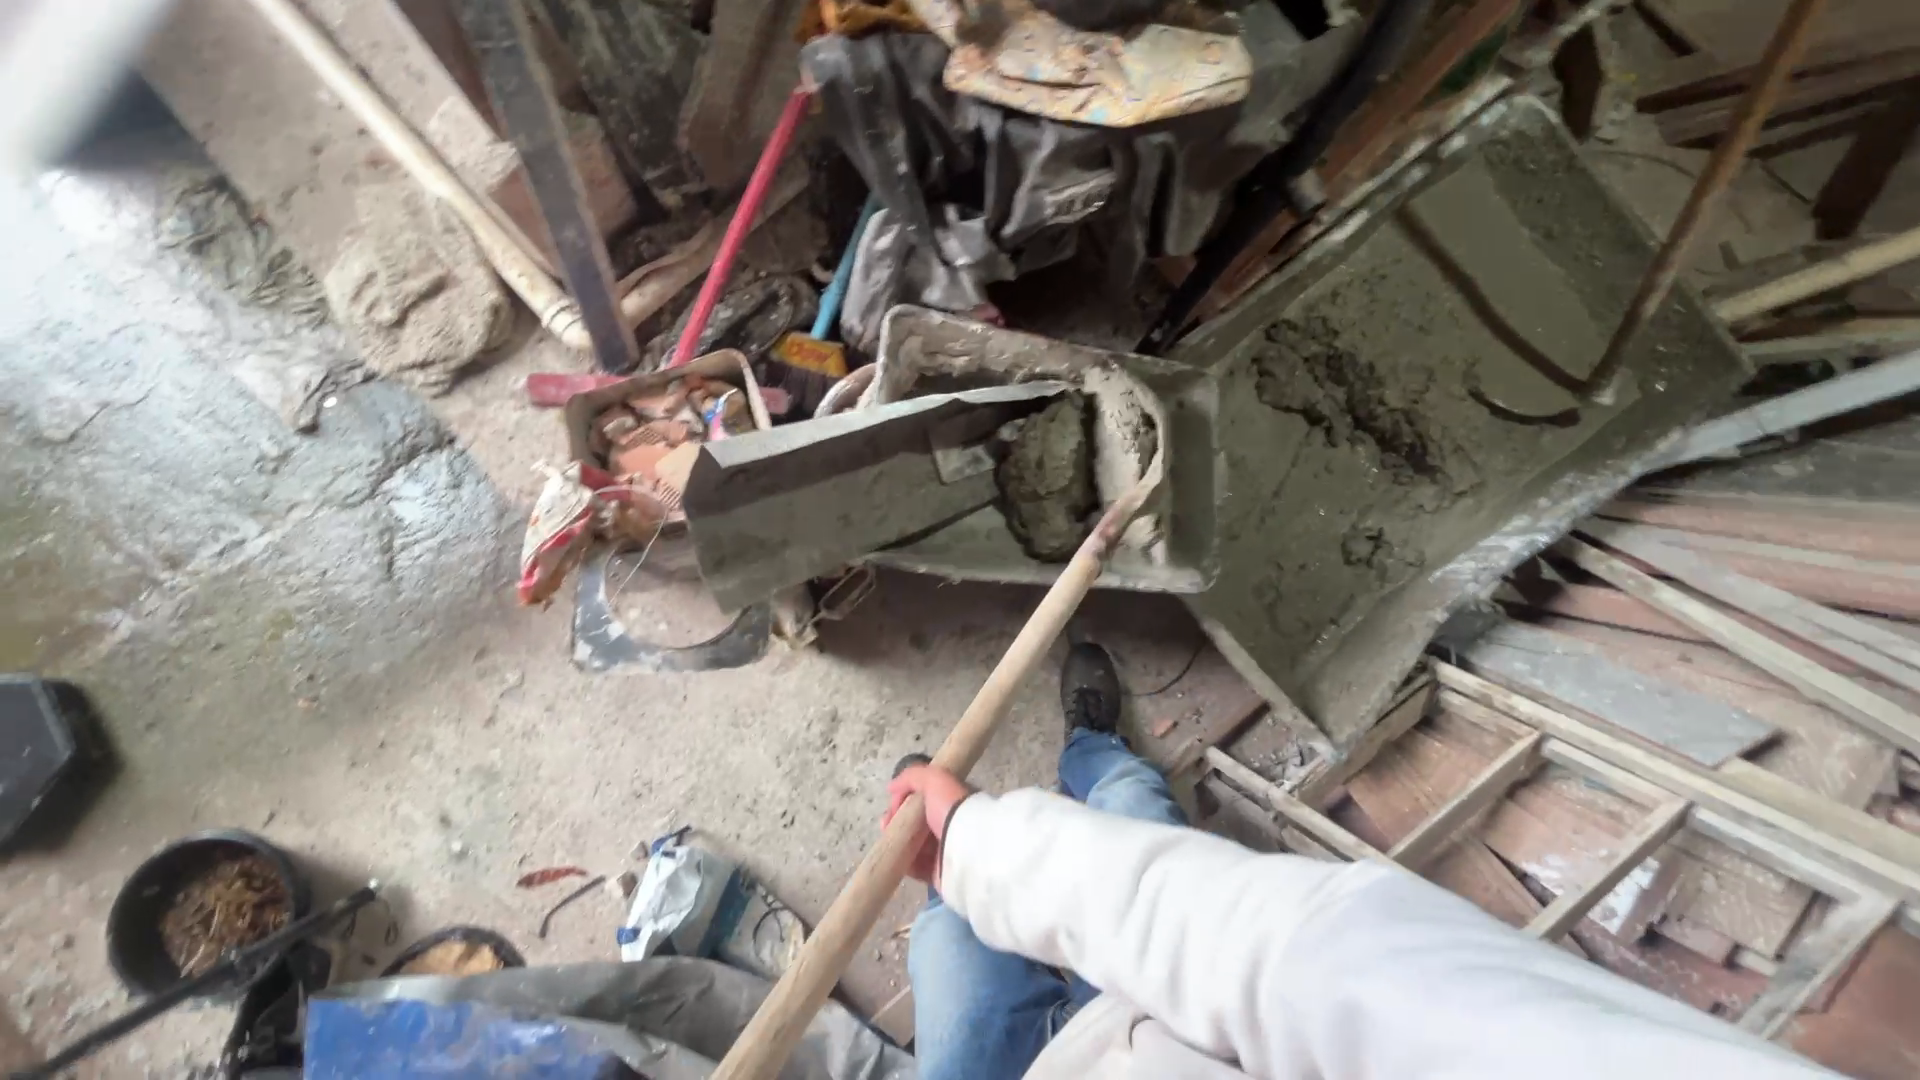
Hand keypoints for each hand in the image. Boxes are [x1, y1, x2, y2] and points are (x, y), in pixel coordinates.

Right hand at [884, 764, 973, 888]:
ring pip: (914, 845)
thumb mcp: (934, 780)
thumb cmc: (952, 809)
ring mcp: (944, 850)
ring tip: (889, 838)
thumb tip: (892, 787)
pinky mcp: (939, 873)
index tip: (894, 803)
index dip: (905, 799)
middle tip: (886, 824)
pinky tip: (897, 855)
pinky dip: (905, 862)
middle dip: (897, 820)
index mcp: (952, 801)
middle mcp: (949, 824)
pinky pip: (916, 867)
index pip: (924, 798)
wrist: (967, 848)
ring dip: (898, 840)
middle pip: (916, 822)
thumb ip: (912, 777)